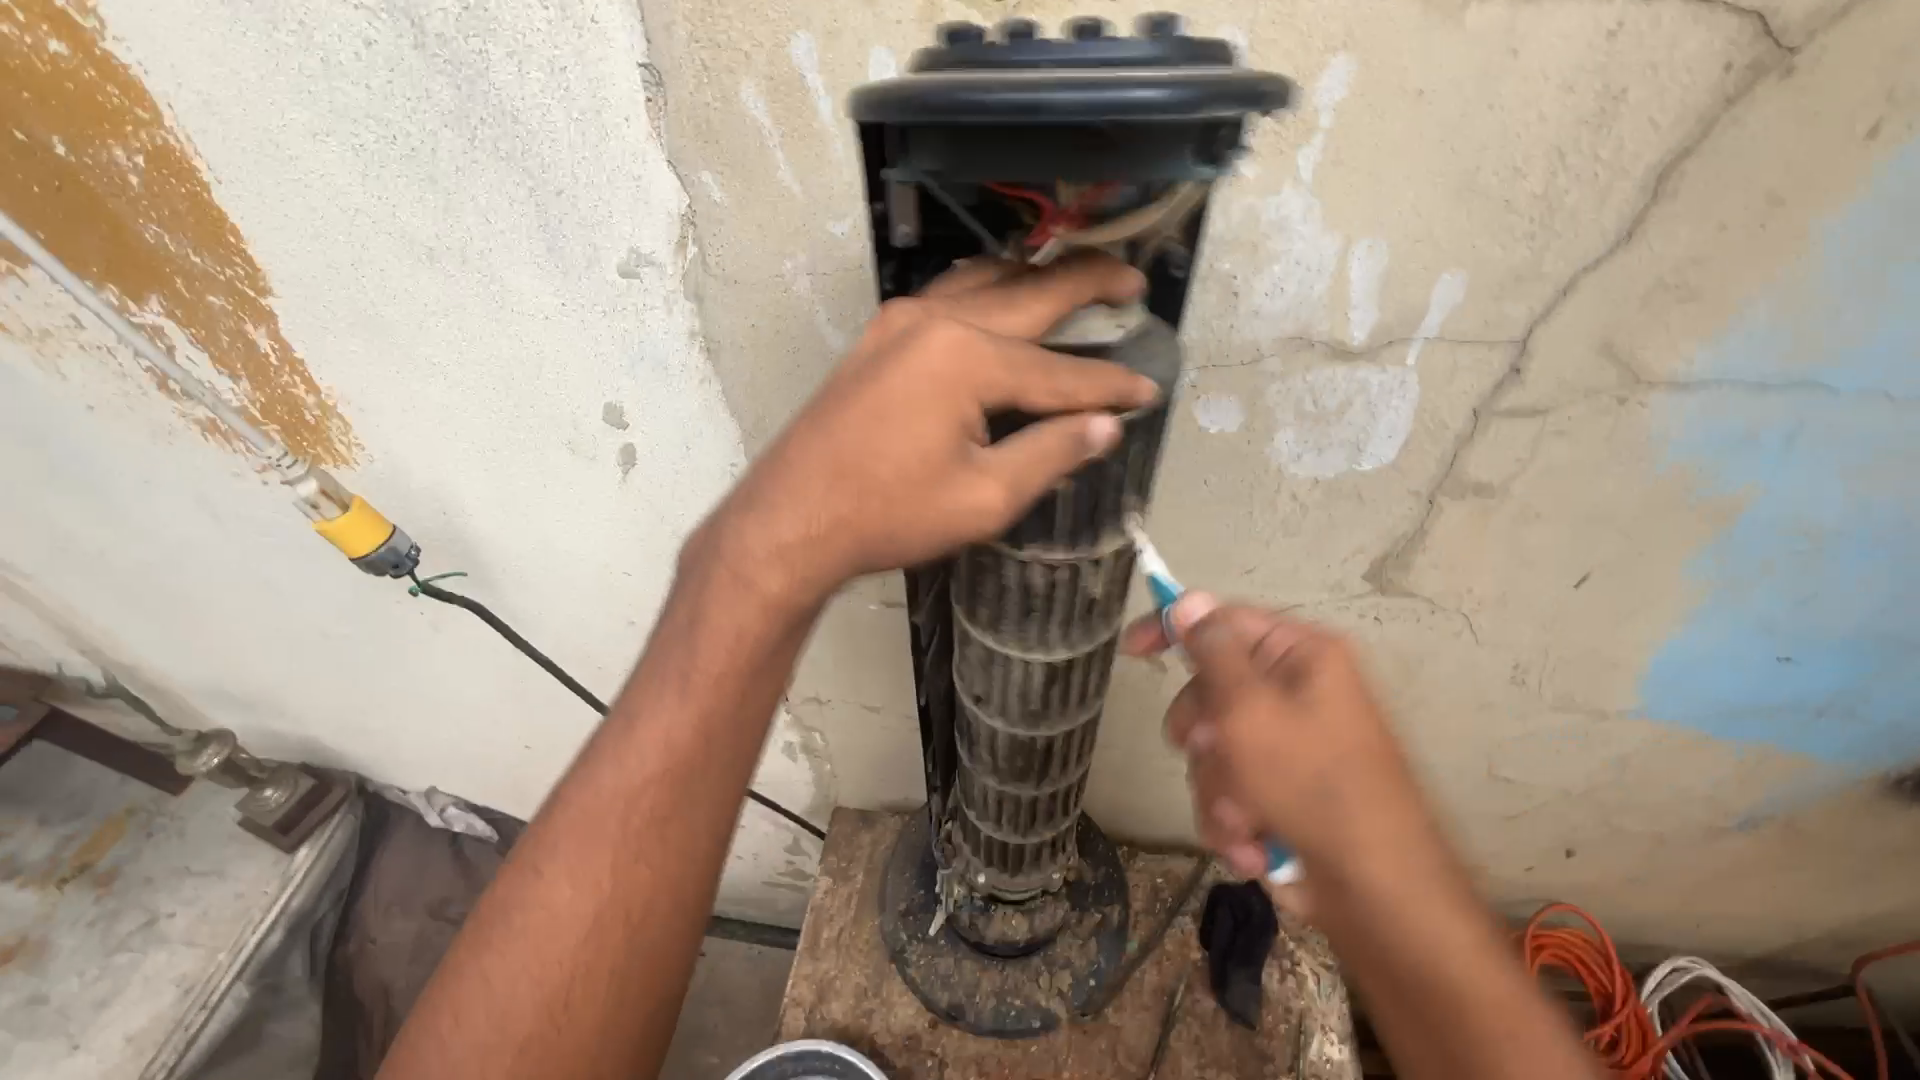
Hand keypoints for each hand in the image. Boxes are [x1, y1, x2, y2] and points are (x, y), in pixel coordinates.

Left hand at [694, 253, 1156, 607]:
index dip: (1110, 385)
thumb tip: (1105, 426)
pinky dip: (986, 292)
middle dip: (1088, 285)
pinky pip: (947, 297)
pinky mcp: (878, 337)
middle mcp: (936, 320)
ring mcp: (900, 322)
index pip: (1061, 371)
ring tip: (1073, 278)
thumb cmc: (888, 516)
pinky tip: (1000, 300)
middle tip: (1133, 281)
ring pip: (984, 281)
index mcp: (967, 358)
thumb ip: (1051, 453)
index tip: (1149, 390)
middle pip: (1030, 294)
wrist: (791, 519)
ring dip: (1034, 277)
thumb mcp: (984, 497)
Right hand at [1121, 593, 1438, 888]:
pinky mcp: (1278, 791)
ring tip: (1245, 819)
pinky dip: (1231, 818)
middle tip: (1210, 750)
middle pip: (1209, 690)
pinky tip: (1253, 844)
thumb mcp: (1250, 709)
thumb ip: (1212, 652)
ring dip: (1216, 787)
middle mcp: (1295, 693)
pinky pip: (1226, 788)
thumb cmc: (1311, 783)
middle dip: (1203, 735)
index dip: (1173, 629)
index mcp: (1301, 656)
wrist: (1373, 891)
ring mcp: (1287, 746)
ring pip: (1211, 749)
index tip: (1131, 649)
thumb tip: (1188, 599)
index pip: (1223, 621)